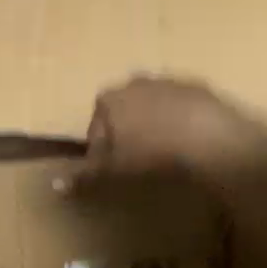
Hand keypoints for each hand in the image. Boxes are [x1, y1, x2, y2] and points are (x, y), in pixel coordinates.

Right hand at [73, 78, 266, 187]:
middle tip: (141, 163)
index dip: (101, 149)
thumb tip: (55, 186)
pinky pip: (182, 106)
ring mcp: (166, 82)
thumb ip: (85, 176)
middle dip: (128, 133)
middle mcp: (133, 82)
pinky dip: (182, 122)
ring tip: (169, 155)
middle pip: (123, 111)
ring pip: (153, 107)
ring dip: (156, 126)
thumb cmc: (154, 153)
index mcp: (109, 98)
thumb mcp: (115, 170)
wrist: (211, 138)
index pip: (95, 124)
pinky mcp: (198, 87)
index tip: (114, 170)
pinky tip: (192, 145)